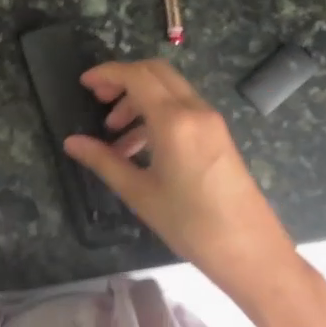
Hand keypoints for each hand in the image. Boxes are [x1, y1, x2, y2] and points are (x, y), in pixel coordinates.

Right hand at [63, 60, 325, 326]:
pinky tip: (141, 147)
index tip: (84, 84)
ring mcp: (211, 121)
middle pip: (154, 71)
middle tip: (99, 99)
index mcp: (174, 120)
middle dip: (123, 78)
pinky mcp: (218, 135)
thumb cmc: (192, 225)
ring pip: (168, 89)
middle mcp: (194, 110)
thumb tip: (71, 142)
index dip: (106, 73)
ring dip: (139, 98)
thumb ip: (103, 161)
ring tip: (115, 132)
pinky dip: (157, 112)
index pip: (136, 75)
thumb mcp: (141, 194)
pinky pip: (182, 107)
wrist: (254, 255)